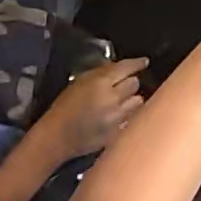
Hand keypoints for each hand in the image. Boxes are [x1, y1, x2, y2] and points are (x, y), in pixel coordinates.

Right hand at [33, 57, 148, 160]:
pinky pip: (131, 120)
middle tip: (123, 87)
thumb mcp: (80, 81)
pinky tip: (119, 118)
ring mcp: (116, 118)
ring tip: (122, 103)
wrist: (55, 137)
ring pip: (138, 102)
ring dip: (132, 101)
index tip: (144, 62)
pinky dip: (128, 117)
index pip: (127, 68)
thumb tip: (118, 66)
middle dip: (130, 84)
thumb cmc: (65, 107)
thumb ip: (101, 72)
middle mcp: (112, 99)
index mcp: (100, 83)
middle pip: (135, 84)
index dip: (137, 63)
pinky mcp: (116, 134)